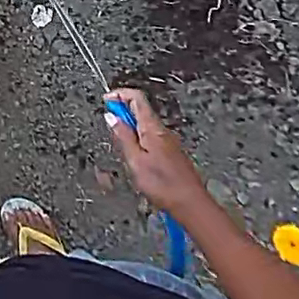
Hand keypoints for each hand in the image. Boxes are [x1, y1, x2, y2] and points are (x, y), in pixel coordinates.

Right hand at [103, 88, 213, 217]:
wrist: (191, 204)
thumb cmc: (164, 185)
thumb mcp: (135, 160)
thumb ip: (123, 136)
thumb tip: (111, 116)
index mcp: (152, 128)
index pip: (136, 97)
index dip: (119, 94)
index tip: (107, 100)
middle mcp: (162, 130)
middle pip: (140, 109)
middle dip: (123, 112)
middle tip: (111, 126)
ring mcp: (168, 140)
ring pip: (145, 124)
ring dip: (130, 127)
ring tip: (124, 148)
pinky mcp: (171, 152)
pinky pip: (151, 136)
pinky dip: (139, 138)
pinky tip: (137, 157)